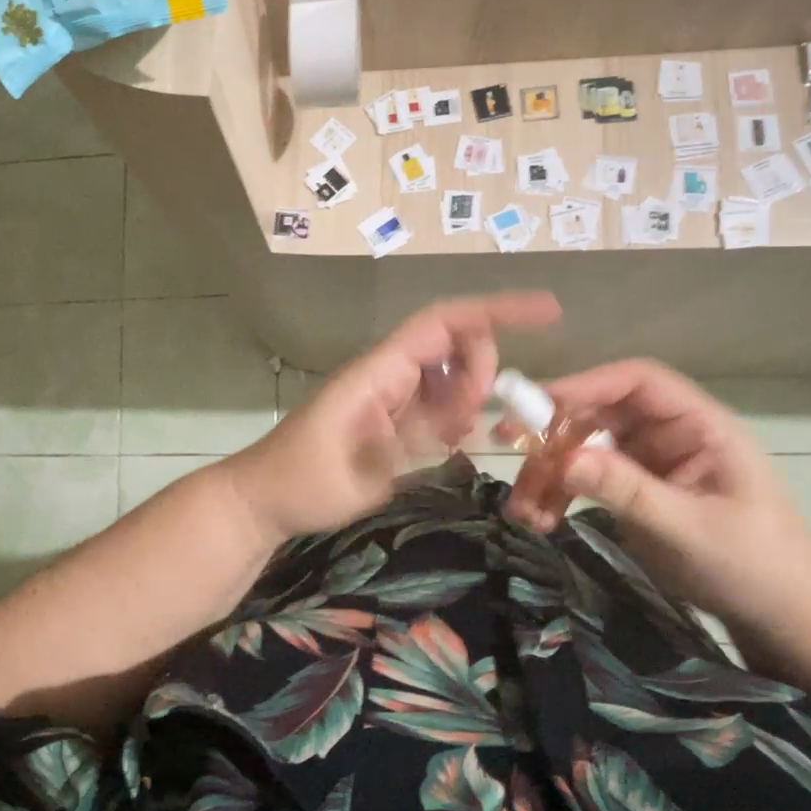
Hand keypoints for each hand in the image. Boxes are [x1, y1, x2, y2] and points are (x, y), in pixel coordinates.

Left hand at [222, 293, 562, 541]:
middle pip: (452, 345)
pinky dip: (454, 414)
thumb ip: (413, 439)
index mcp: (378, 372)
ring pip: (446, 375)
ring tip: (461, 434)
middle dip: (480, 370)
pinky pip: (433, 403)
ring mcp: (387, 396)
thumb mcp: (362, 468)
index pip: (442, 324)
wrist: (264, 499)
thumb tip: (461, 416)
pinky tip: (451, 441)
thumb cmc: (303, 481)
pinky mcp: (388, 419)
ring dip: (469, 395)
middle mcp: (387, 375)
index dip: (494, 312)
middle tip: (473, 421)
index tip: (547, 313)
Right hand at [516, 358, 810, 628]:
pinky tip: (539, 520)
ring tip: (521, 510)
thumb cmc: (754, 565)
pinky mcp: (632, 493)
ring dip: (547, 474)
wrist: (781, 617)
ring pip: (581, 449)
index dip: (587, 385)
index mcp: (699, 426)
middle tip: (506, 445)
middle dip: (551, 433)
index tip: (538, 404)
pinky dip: (556, 496)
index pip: (637, 383)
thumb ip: (629, 491)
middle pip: (597, 414)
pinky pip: (583, 481)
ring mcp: (648, 464)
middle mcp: (668, 435)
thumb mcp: (691, 528)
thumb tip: (564, 459)